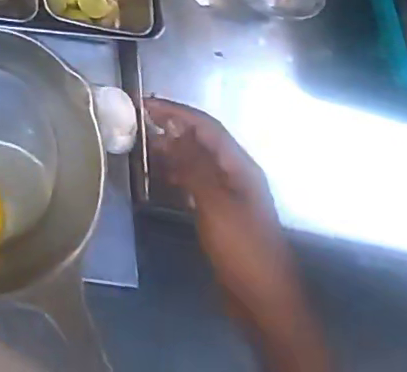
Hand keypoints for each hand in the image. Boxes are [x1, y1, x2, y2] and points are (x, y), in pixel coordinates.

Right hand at [147, 98, 303, 321]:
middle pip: (203, 141)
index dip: (177, 111)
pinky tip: (162, 177)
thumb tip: (172, 130)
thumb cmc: (242, 248)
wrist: (265, 302)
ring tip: (145, 147)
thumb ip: (194, 164)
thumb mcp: (215, 203)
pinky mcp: (222, 215)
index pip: (206, 126)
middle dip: (173, 128)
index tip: (147, 104)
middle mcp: (236, 174)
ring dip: (174, 150)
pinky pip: (197, 182)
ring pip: (198, 161)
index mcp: (240, 165)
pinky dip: (179, 174)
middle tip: (141, 123)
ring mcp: (230, 195)